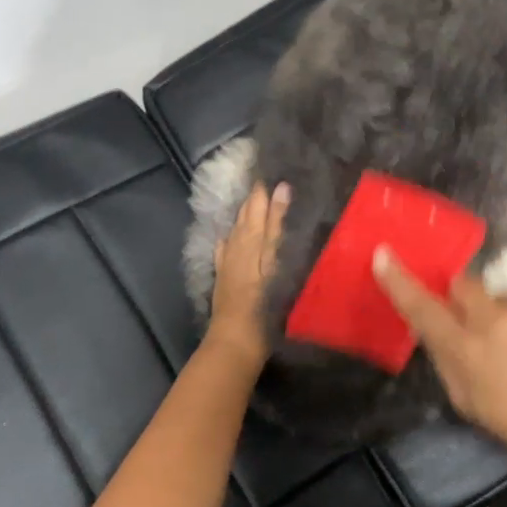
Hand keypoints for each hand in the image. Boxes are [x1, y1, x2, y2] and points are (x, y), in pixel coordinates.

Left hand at [206, 182, 289, 363]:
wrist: (236, 340)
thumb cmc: (265, 304)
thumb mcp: (276, 261)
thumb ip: (277, 225)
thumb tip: (281, 188)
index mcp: (252, 240)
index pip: (260, 205)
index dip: (266, 187)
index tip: (276, 166)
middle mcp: (238, 247)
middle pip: (248, 216)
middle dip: (256, 196)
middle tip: (267, 176)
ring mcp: (230, 264)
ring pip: (237, 231)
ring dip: (246, 214)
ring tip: (255, 199)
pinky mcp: (225, 281)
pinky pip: (226, 251)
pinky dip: (231, 239)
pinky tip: (229, 236)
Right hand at [373, 247, 506, 460]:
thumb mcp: (468, 402)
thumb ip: (448, 361)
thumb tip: (436, 333)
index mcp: (465, 349)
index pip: (422, 308)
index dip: (399, 280)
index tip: (383, 254)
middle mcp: (492, 320)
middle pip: (462, 285)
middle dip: (460, 297)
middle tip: (472, 324)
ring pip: (499, 300)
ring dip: (501, 318)